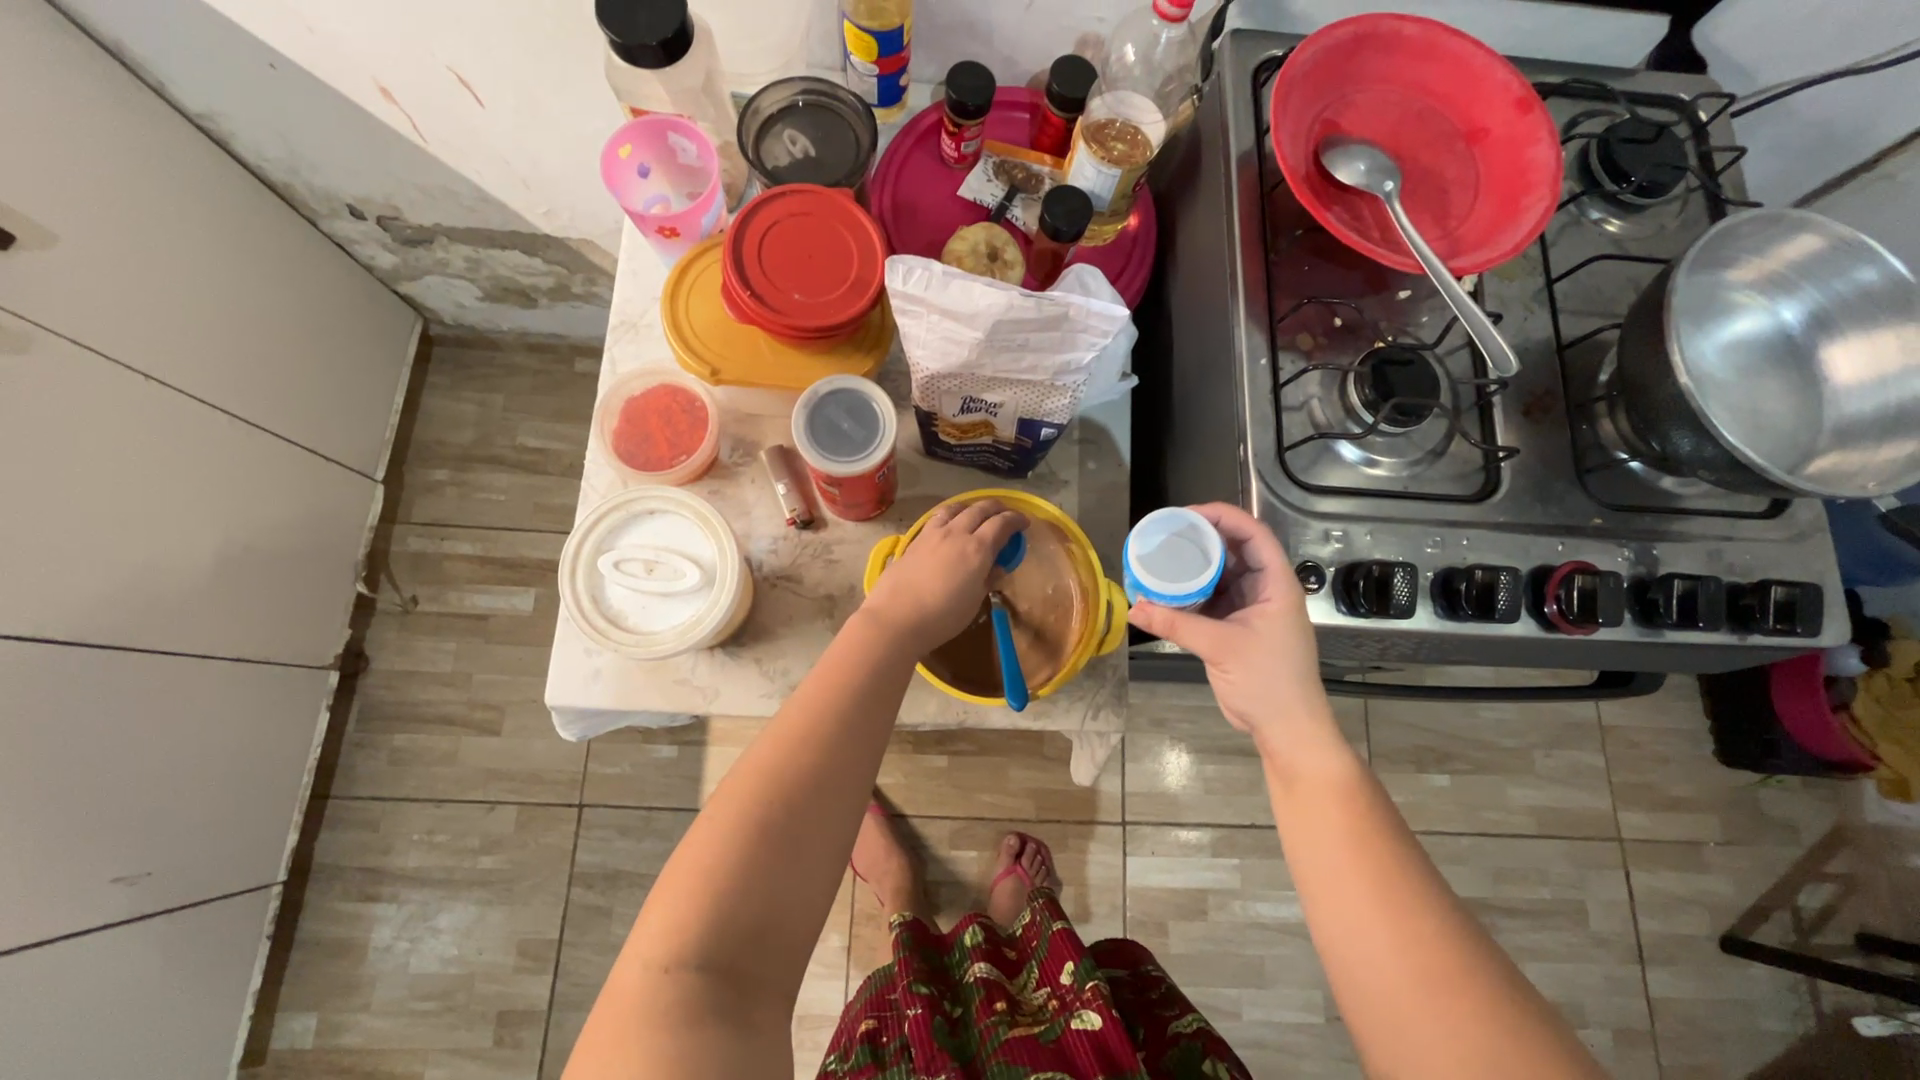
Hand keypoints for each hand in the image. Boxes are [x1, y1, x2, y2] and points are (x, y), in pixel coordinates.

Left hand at [860, 498, 1028, 655]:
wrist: (896, 618)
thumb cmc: (942, 617)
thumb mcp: (974, 602)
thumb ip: (987, 580)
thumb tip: (997, 567)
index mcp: (977, 549)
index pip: (1002, 524)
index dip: (1016, 519)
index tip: (1024, 522)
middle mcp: (956, 533)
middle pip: (980, 509)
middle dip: (997, 508)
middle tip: (1006, 513)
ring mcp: (932, 534)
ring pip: (955, 508)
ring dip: (971, 506)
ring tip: (976, 512)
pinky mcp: (914, 540)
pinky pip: (937, 518)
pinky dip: (950, 515)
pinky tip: (948, 524)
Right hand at [1126, 504, 1341, 758]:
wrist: (1285, 726)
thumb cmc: (1268, 681)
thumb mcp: (1221, 647)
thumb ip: (1176, 624)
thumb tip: (1133, 608)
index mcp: (1276, 584)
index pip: (1253, 535)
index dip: (1223, 517)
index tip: (1187, 514)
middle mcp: (1265, 590)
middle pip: (1234, 551)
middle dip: (1202, 539)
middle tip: (1167, 533)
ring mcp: (1250, 610)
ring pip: (1221, 576)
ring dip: (1194, 568)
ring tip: (1161, 557)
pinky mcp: (1236, 629)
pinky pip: (1211, 601)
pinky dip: (1190, 595)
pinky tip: (1164, 591)